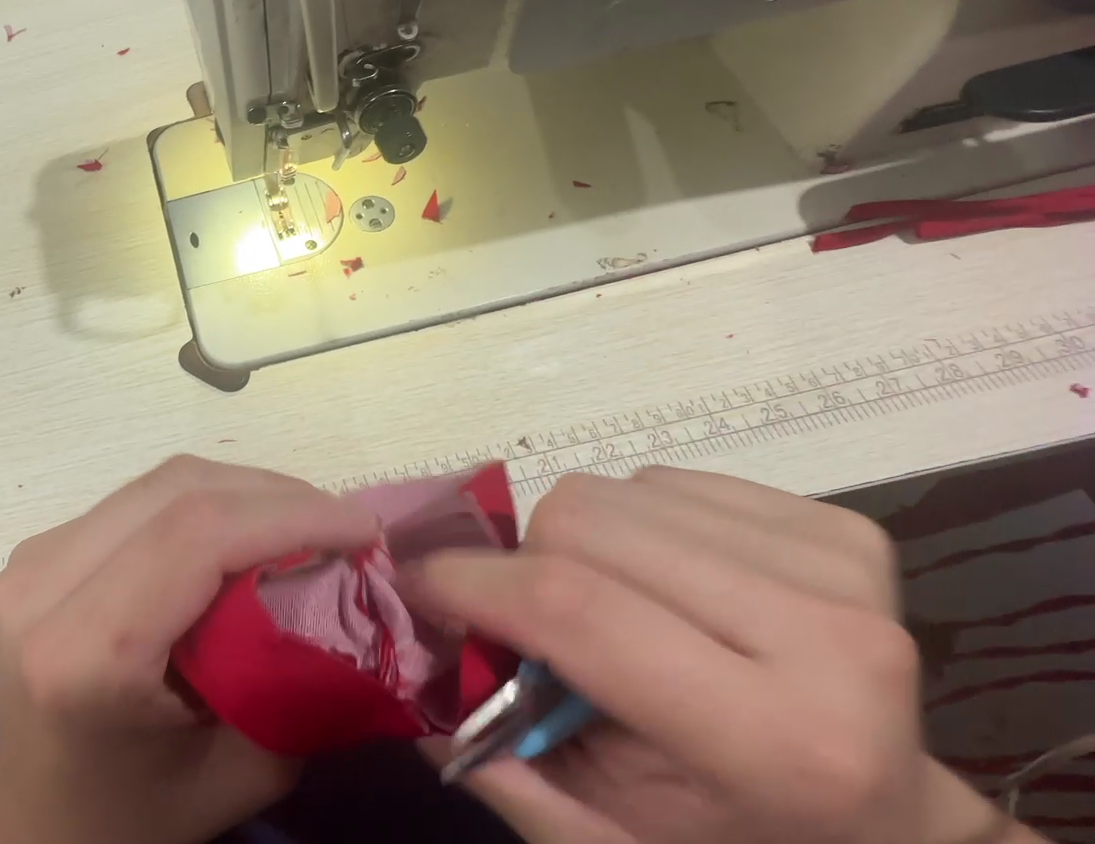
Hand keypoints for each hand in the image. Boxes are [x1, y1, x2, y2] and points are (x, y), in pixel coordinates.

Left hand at [0, 456, 379, 843]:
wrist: (39, 816)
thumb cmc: (138, 811)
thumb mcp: (243, 772)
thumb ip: (302, 682)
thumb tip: (357, 597)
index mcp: (82, 653)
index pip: (195, 537)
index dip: (290, 515)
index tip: (364, 530)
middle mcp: (41, 587)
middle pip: (178, 490)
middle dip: (276, 495)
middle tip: (342, 528)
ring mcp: (31, 558)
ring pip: (160, 483)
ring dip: (243, 492)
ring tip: (303, 526)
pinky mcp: (39, 548)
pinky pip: (139, 500)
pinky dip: (205, 505)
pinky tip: (244, 533)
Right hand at [407, 467, 1036, 843]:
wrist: (888, 823)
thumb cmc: (727, 838)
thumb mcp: (599, 838)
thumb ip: (493, 757)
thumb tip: (401, 656)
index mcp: (773, 738)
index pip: (574, 608)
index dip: (467, 581)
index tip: (411, 582)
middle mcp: (828, 638)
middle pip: (580, 522)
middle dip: (522, 564)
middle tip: (531, 622)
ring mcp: (838, 569)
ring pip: (612, 489)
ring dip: (576, 541)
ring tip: (608, 605)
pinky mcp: (839, 526)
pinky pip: (661, 481)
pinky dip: (630, 523)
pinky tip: (662, 583)